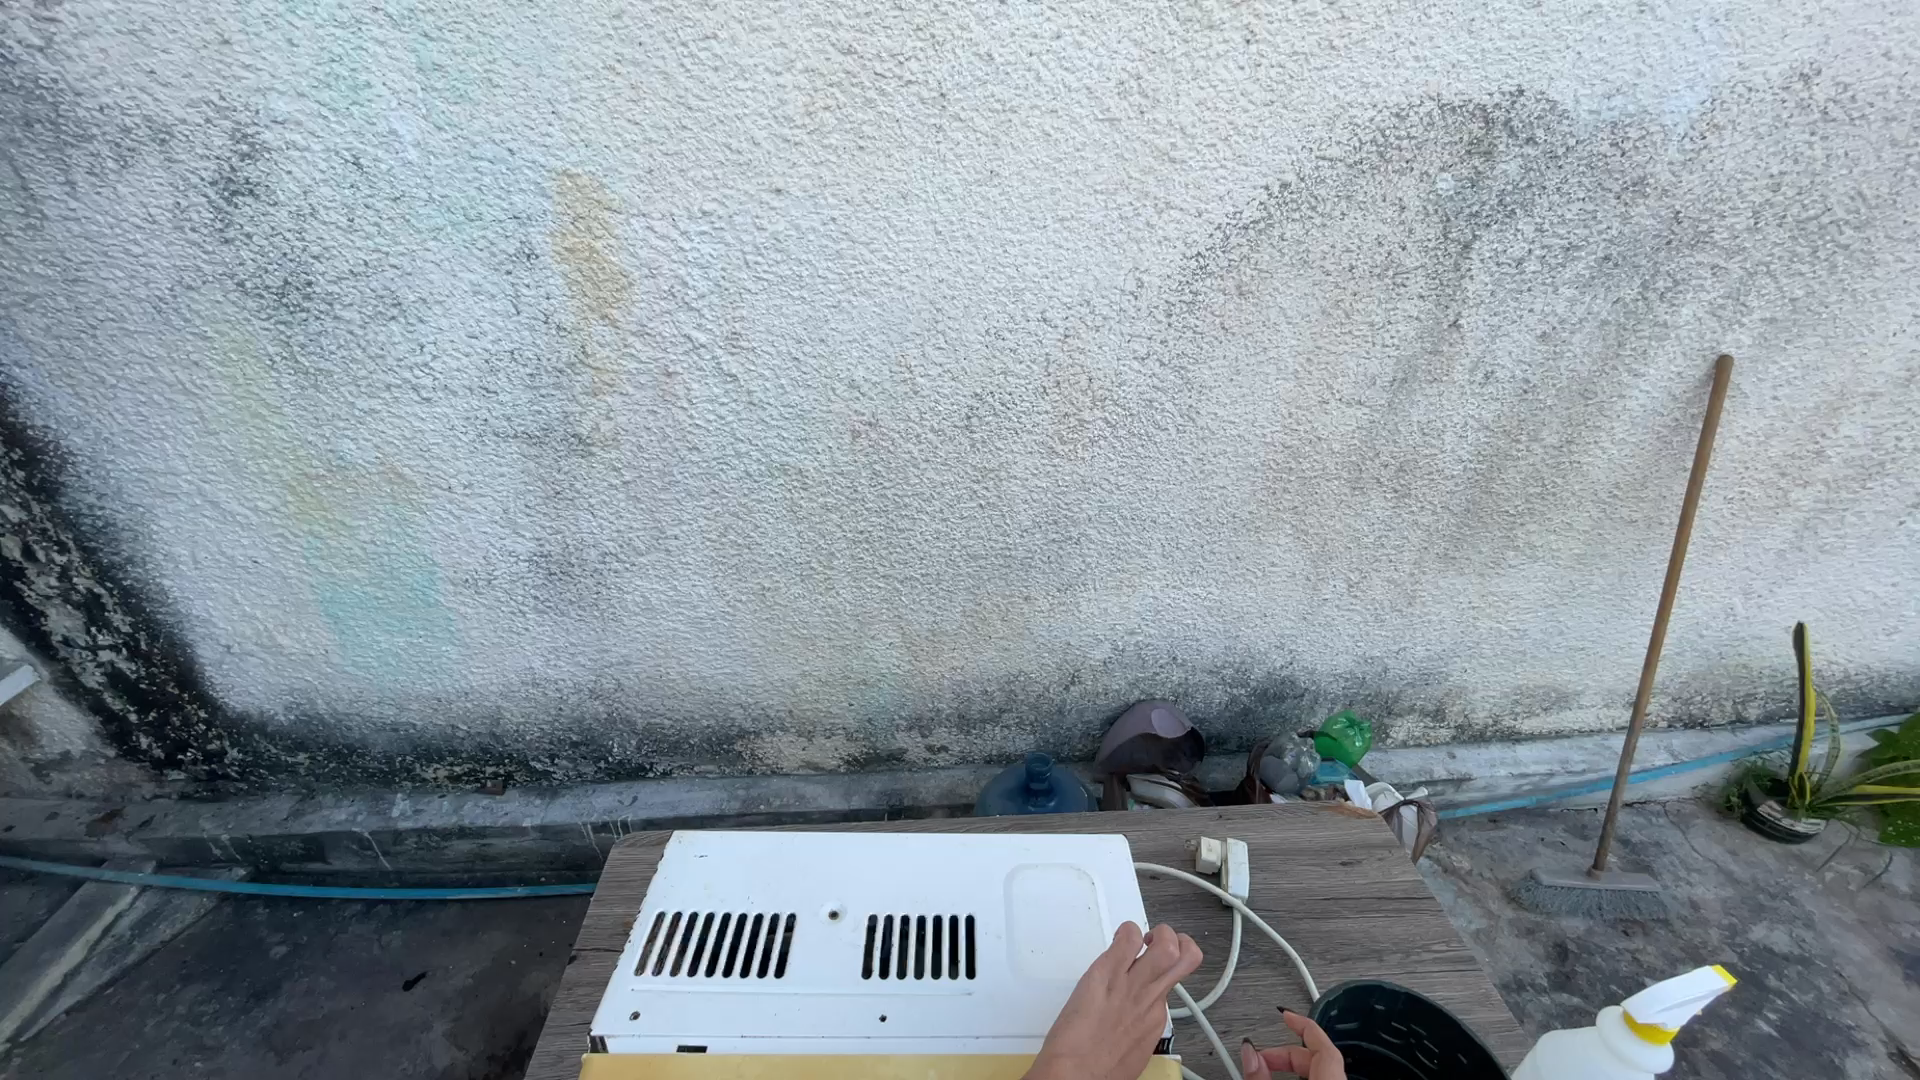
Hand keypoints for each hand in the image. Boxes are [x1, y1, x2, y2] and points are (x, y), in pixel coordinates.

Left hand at [1024, 922, 1202, 1079]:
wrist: (1075, 1074)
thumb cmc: (1098, 1068)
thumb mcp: (1132, 1047)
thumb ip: (1139, 1022)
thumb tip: (1134, 1013)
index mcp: (1156, 1018)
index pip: (1172, 981)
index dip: (1162, 968)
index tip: (1150, 966)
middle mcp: (1150, 997)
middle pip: (1187, 957)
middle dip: (1179, 941)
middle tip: (1158, 943)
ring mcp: (1131, 983)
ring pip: (1166, 944)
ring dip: (1159, 932)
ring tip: (1141, 939)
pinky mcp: (1107, 971)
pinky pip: (1127, 937)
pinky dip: (1127, 930)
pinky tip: (1117, 939)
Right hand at [1239, 1010, 1345, 1078]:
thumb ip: (1260, 1075)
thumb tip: (1249, 1051)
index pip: (1325, 1048)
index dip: (1304, 1025)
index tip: (1285, 1014)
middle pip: (1318, 1059)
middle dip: (1286, 1053)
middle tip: (1262, 1056)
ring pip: (1319, 1071)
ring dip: (1292, 1066)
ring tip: (1266, 1069)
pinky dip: (1302, 1076)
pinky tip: (1285, 1079)